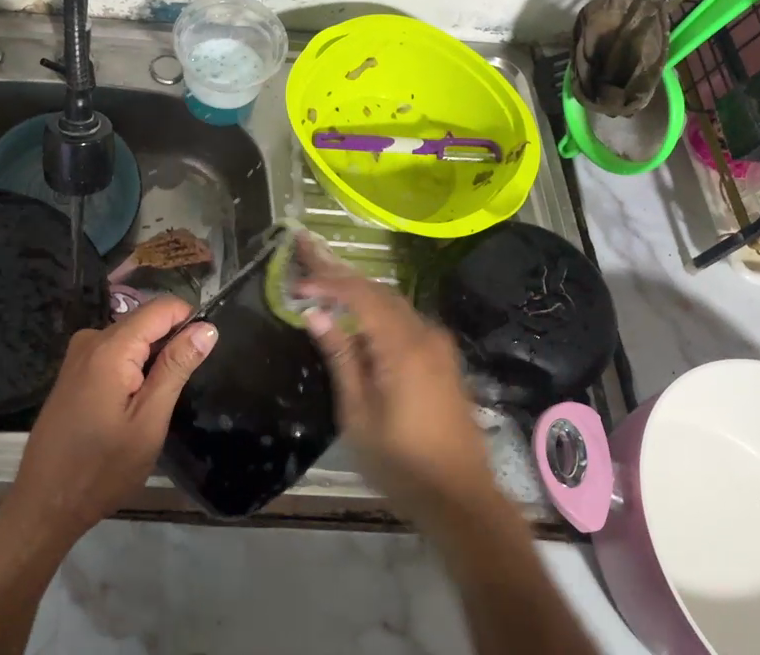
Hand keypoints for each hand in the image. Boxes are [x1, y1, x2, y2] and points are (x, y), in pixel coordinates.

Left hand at [0, 296, 218, 543]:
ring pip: (129, 337)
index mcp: (110, 348)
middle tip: (183, 385)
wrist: (46, 501)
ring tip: (159, 400)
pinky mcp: (73, 371)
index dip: (189, 320)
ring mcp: (77, 355)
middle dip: (170, 342)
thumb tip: (206, 328)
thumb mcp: (149, 421)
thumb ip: (176, 368)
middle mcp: (90, 340)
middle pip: (143, 320)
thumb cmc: (102, 468)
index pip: (160, 308)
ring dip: (151, 358)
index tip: (205, 350)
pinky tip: (134, 403)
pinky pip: (113, 352)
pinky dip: (132, 367)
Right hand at [294, 237, 494, 527]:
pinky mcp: (444, 361)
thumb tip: (317, 314)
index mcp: (403, 347)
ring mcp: (440, 347)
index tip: (297, 283)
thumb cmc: (402, 463)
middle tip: (308, 259)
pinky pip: (405, 321)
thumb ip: (340, 358)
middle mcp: (425, 336)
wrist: (462, 499)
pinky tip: (357, 317)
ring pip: (394, 304)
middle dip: (341, 275)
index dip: (327, 283)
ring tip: (325, 282)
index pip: (361, 295)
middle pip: (380, 291)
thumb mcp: (358, 414)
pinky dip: (377, 311)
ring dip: (359, 291)